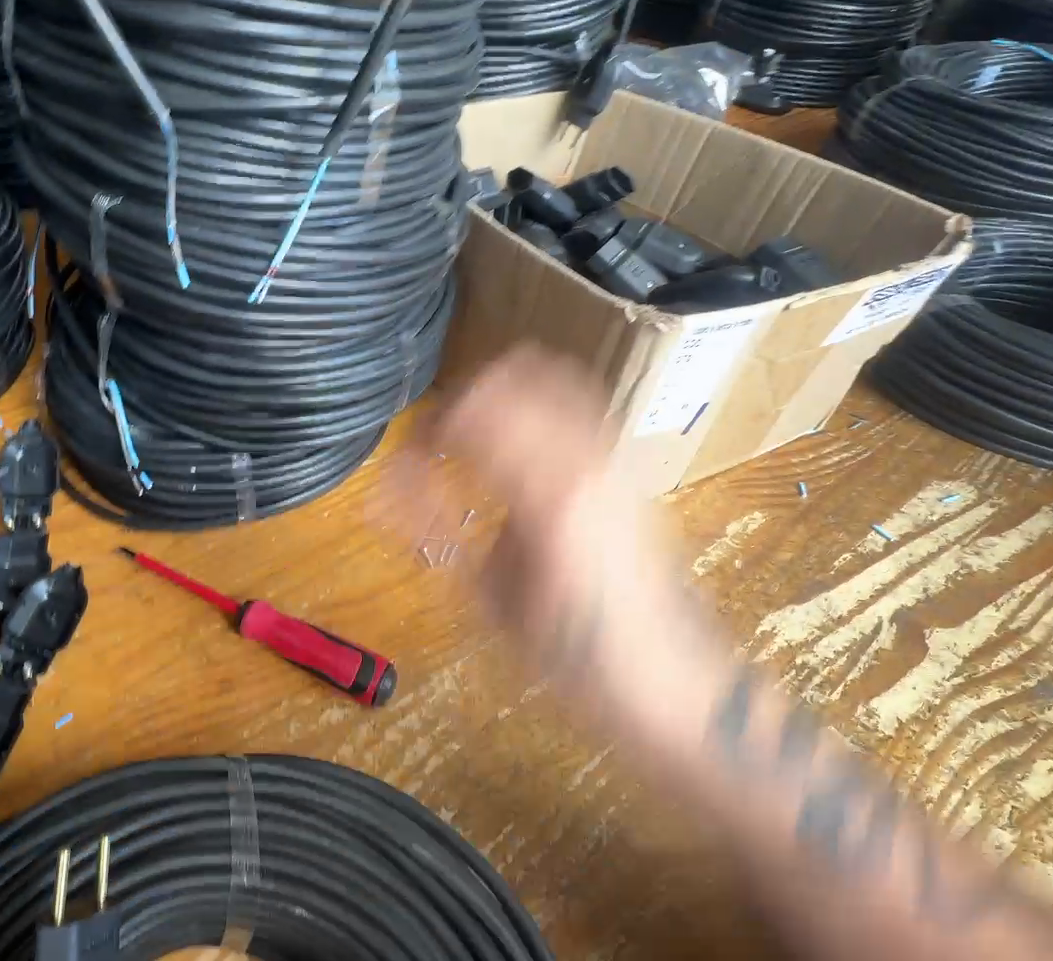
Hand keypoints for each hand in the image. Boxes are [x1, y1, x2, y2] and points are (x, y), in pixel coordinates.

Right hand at [429, 347, 730, 745]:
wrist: (673, 681)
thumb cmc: (573, 655)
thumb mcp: (489, 600)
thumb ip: (435, 531)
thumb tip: (379, 496)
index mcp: (547, 494)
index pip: (466, 419)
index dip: (420, 435)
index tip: (398, 467)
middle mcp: (586, 457)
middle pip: (503, 379)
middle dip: (454, 405)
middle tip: (430, 447)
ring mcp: (614, 453)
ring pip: (544, 372)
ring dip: (493, 394)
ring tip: (467, 436)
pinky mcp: (625, 462)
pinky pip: (572, 397)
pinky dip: (530, 399)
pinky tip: (511, 438)